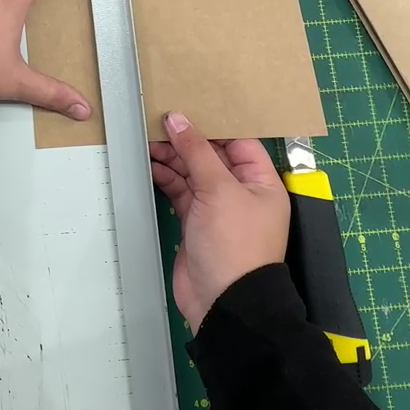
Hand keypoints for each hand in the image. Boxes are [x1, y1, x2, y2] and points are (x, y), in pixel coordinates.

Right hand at [151, 111, 289, 331]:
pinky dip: (165, 177)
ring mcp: (217, 207)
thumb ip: (196, 150)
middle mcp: (241, 192)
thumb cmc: (234, 243)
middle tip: (157, 122)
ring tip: (148, 141)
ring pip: (192, 171)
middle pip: (211, 155)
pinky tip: (149, 164)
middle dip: (186, 140)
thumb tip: (177, 118)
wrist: (223, 302)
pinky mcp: (195, 220)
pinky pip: (180, 190)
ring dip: (172, 157)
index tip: (186, 107)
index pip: (239, 142)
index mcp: (261, 182)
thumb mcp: (218, 189)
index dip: (214, 124)